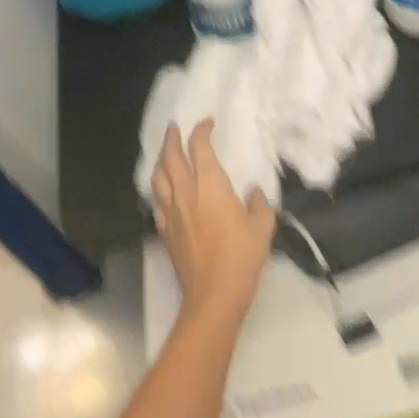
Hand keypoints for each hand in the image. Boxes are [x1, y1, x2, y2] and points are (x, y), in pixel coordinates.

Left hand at [151, 119, 275, 325]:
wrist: (214, 294)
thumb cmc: (242, 257)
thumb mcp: (262, 227)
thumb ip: (257, 203)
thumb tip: (251, 192)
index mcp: (211, 186)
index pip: (200, 148)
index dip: (201, 131)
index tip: (208, 123)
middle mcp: (186, 193)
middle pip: (171, 157)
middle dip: (172, 138)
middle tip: (175, 127)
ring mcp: (172, 212)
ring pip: (158, 178)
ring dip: (160, 160)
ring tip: (164, 153)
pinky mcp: (165, 231)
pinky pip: (156, 201)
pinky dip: (158, 188)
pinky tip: (163, 189)